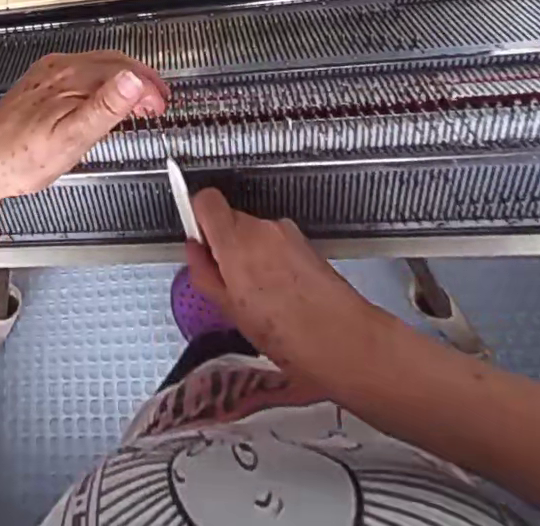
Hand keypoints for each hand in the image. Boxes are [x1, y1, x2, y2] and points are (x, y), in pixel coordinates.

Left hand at [0, 51, 168, 208]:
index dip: (148, 87)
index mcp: (68, 77)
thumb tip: (133, 80)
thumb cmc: (18, 160)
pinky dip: (101, 84)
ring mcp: (45, 77)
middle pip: (111, 63)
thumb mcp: (71, 139)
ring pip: (95, 67)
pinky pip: (78, 75)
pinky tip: (100, 100)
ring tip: (137, 101)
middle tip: (157, 101)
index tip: (161, 104)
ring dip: (122, 80)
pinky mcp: (38, 88)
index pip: (122, 71)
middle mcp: (56, 70)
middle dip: (139, 80)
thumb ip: (106, 107)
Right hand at [186, 188, 394, 378]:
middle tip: (229, 281)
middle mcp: (261, 227)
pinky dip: (271, 258)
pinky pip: (274, 241)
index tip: (198, 239)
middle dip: (224, 243)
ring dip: (249, 253)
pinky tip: (280, 291)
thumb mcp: (230, 311)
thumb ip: (204, 273)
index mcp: (236, 242)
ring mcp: (285, 231)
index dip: (197, 216)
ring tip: (260, 294)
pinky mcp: (304, 240)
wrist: (345, 340)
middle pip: (229, 218)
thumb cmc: (287, 335)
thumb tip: (194, 251)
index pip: (206, 200)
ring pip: (253, 231)